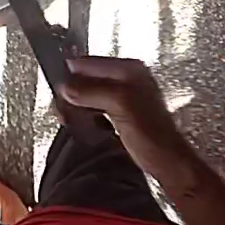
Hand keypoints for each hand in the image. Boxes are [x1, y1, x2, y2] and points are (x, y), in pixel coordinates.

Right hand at [58, 56, 193, 180]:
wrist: (166, 161)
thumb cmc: (152, 134)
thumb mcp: (120, 105)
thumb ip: (92, 92)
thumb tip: (66, 86)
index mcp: (129, 69)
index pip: (92, 62)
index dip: (73, 73)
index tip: (58, 86)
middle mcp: (126, 78)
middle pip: (88, 77)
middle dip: (72, 91)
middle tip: (62, 108)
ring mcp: (123, 95)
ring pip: (89, 92)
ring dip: (76, 104)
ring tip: (67, 117)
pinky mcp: (120, 112)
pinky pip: (94, 106)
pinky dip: (84, 113)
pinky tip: (80, 123)